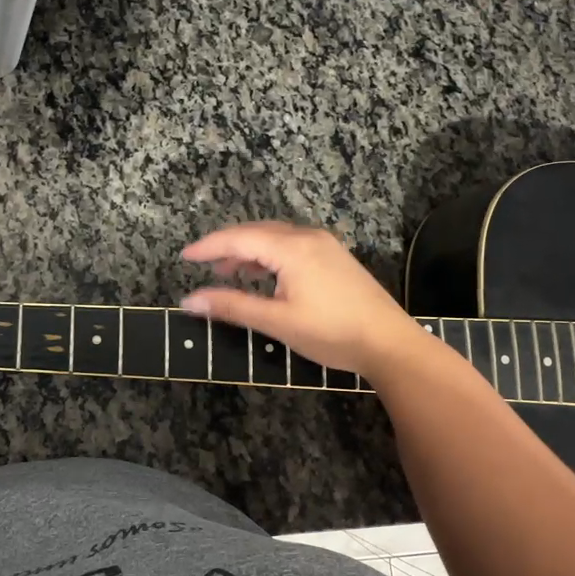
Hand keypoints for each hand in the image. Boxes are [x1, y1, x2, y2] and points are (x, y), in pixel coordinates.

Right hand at [179, 221, 425, 375]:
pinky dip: (268, 255)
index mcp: (292, 248)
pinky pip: (291, 245)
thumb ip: (231, 306)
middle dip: (226, 246)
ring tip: (226, 272)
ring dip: (248, 251)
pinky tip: (262, 275)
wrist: (390, 344)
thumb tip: (189, 301)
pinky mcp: (334, 257)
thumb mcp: (276, 322)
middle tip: (202, 264)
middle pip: (257, 231)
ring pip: (275, 237)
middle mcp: (307, 238)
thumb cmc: (331, 333)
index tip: (184, 256)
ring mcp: (324, 245)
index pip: (239, 238)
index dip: (209, 246)